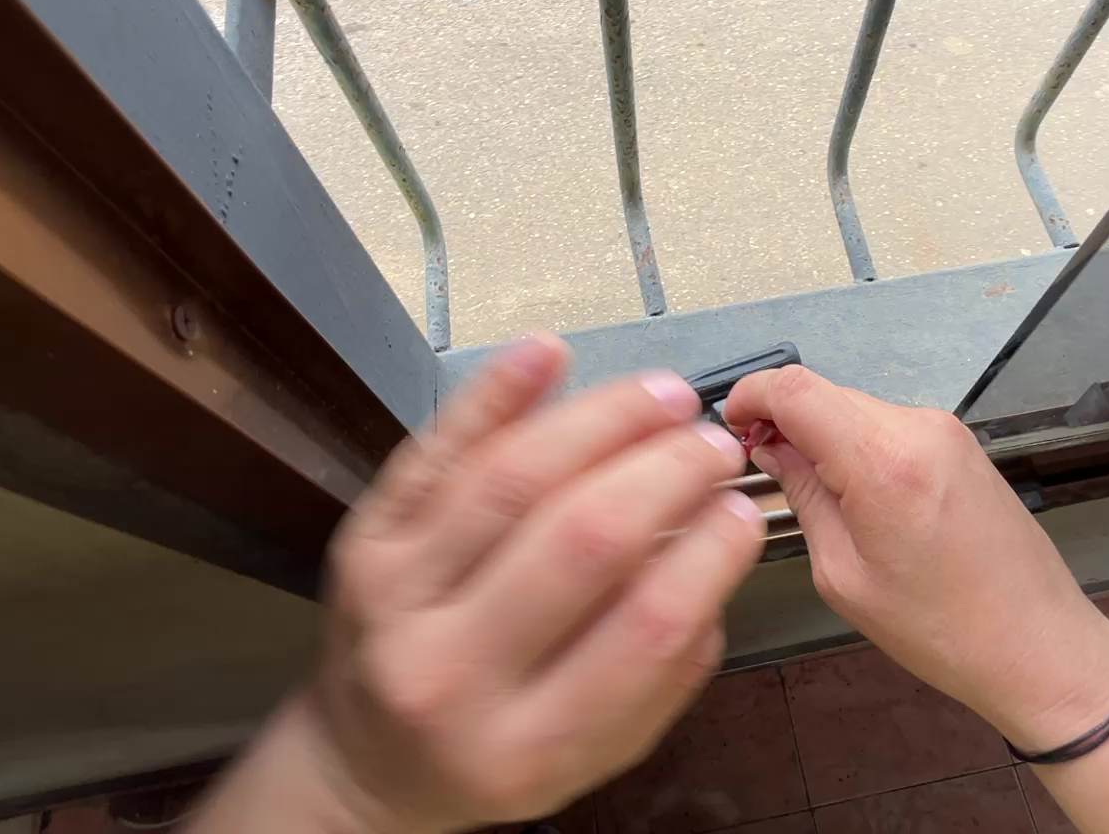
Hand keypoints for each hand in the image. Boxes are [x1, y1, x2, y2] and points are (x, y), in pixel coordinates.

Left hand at [306, 335, 765, 832]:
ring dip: (602, 420)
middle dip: (665, 471)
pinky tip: (549, 352)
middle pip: (578, 538)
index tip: (742, 507)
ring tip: (662, 395)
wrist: (367, 757)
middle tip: (712, 442)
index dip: (708, 554)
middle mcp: (449, 670)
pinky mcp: (368, 535)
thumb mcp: (592, 750)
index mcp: (525, 746)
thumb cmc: (493, 751)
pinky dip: (496, 393)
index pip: (641, 629)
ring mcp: (395, 593)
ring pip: (511, 478)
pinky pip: (435, 450)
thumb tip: (710, 546)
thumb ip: (664, 671)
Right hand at [725, 367, 1108, 750]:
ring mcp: (943, 430)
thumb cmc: (944, 629)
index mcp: (883, 462)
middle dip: (781, 417)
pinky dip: (852, 439)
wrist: (1040, 647)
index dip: (751, 394)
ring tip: (807, 481)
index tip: (733, 421)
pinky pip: (884, 422)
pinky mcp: (957, 441)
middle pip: (821, 391)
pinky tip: (848, 483)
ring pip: (851, 405)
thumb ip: (802, 494)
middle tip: (761, 460)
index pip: (795, 388)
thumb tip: (771, 448)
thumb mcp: (843, 573)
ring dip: (818, 430)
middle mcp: (918, 429)